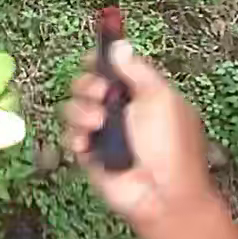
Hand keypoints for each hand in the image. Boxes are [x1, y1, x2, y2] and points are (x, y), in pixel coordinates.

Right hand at [63, 43, 216, 227]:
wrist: (161, 193)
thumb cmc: (168, 143)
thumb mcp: (158, 97)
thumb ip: (135, 69)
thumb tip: (119, 45)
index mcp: (140, 92)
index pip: (111, 67)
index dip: (99, 61)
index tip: (92, 60)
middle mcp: (119, 109)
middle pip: (86, 84)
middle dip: (88, 86)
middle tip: (102, 95)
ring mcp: (102, 132)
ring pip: (72, 107)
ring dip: (81, 112)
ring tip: (98, 125)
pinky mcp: (88, 153)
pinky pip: (69, 136)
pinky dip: (76, 137)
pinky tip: (88, 145)